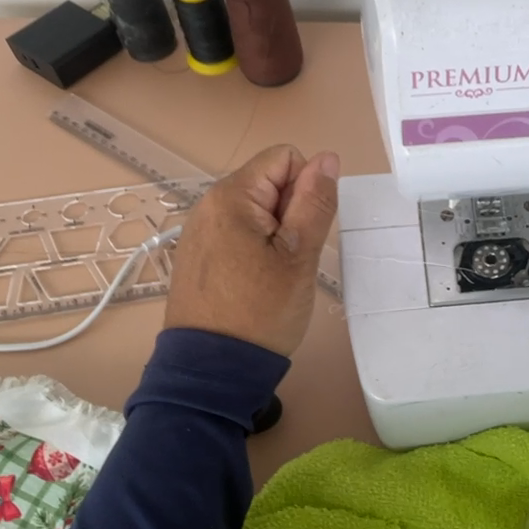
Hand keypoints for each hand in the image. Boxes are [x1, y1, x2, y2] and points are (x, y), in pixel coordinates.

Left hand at [164, 145, 340, 356]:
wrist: (212, 371)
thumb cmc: (261, 311)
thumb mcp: (299, 255)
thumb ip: (315, 201)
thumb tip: (328, 157)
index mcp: (231, 196)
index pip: (285, 158)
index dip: (306, 189)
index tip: (302, 232)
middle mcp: (209, 204)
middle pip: (271, 181)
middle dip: (292, 210)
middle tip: (291, 257)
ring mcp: (201, 230)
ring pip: (259, 209)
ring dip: (278, 232)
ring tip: (277, 271)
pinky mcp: (200, 254)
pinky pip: (241, 231)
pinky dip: (258, 247)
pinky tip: (259, 281)